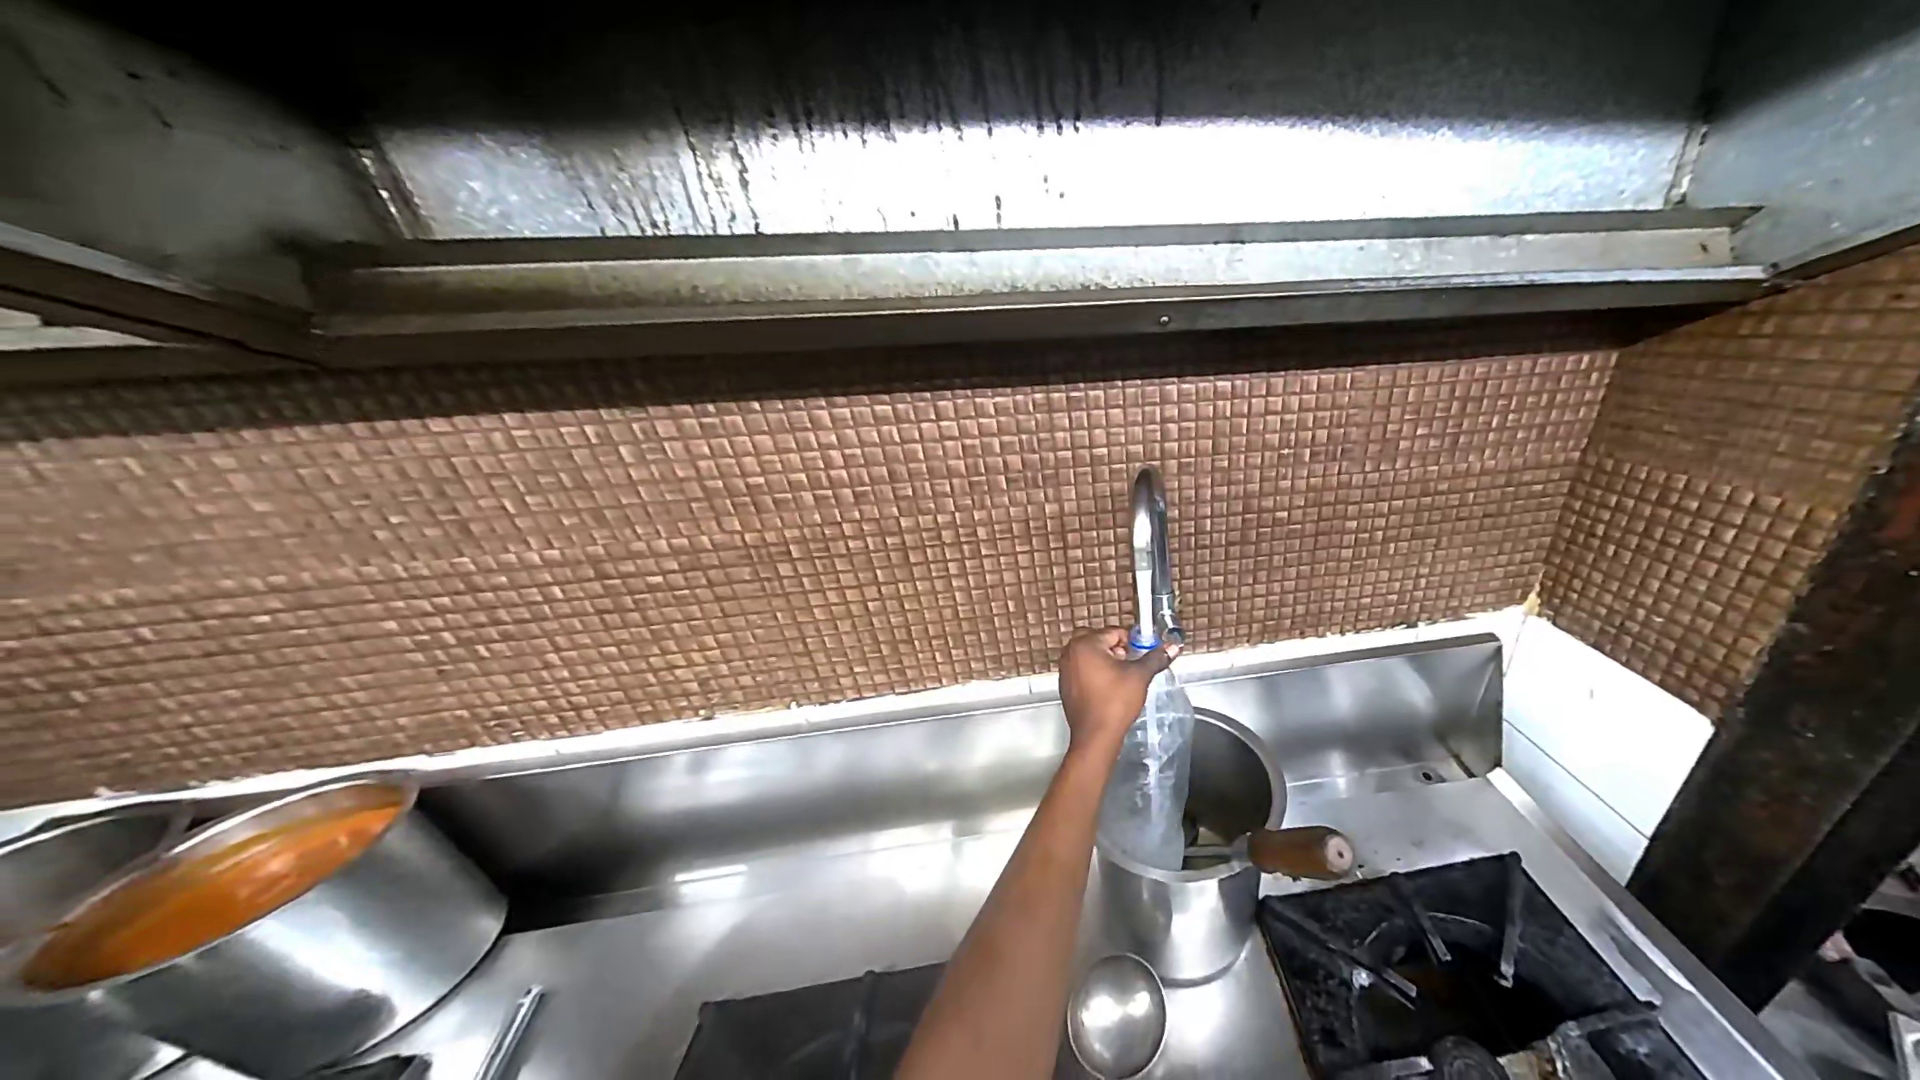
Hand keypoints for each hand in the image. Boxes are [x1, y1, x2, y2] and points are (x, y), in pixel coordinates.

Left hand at [1057, 628, 1176, 759]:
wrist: (1095, 735)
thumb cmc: (1114, 703)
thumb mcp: (1139, 676)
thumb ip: (1155, 658)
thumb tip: (1171, 648)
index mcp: (1085, 644)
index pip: (1113, 631)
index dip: (1131, 641)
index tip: (1140, 652)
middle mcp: (1070, 652)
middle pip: (1098, 639)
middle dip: (1116, 648)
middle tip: (1129, 663)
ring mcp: (1065, 667)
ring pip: (1089, 653)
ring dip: (1105, 658)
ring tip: (1120, 676)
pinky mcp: (1065, 682)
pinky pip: (1081, 667)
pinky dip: (1094, 670)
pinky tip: (1107, 686)